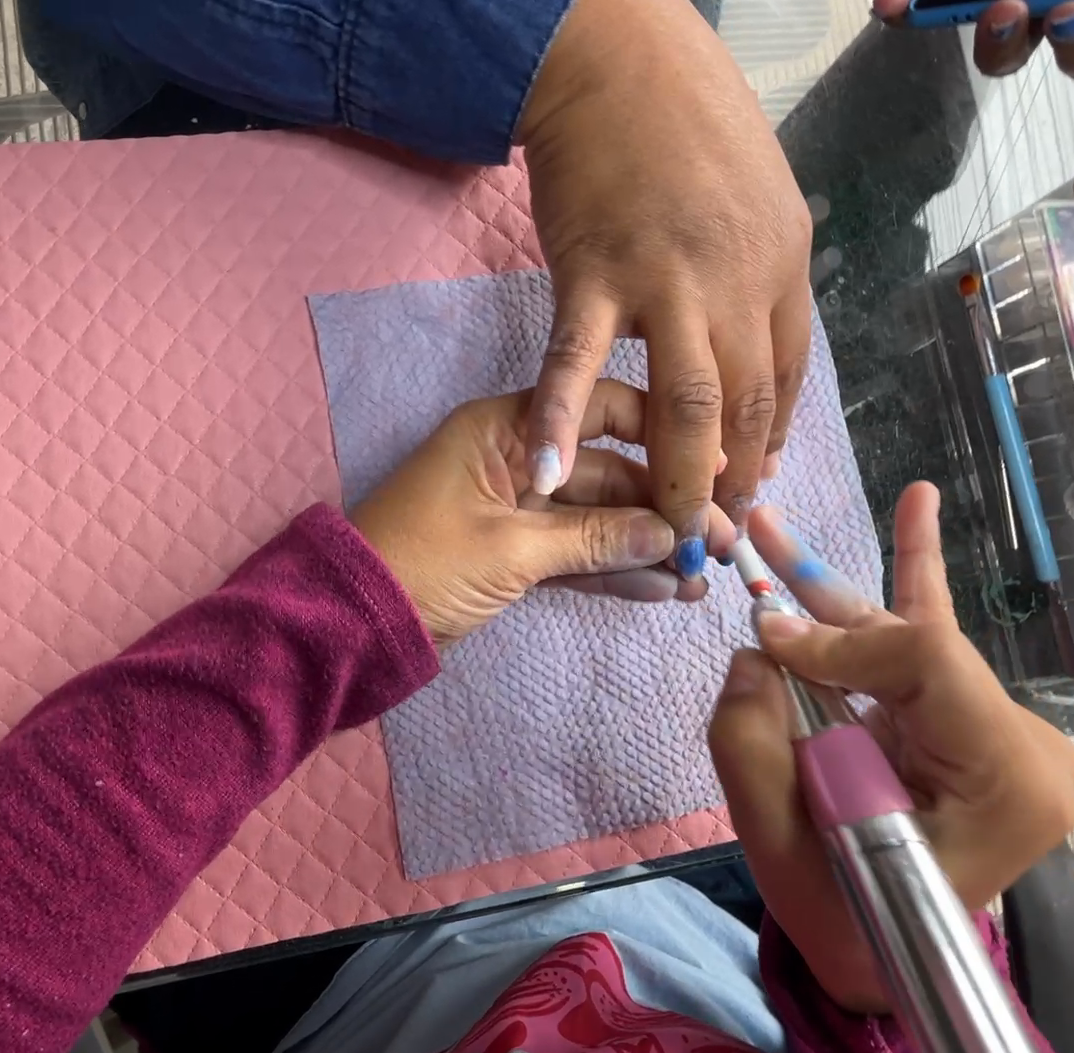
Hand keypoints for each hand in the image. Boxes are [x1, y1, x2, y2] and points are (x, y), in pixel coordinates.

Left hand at [352, 381, 733, 645]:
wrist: (352, 621)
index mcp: (505, 430)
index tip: (710, 469)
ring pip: (595, 520)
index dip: (659, 436)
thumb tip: (670, 535)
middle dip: (662, 509)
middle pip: (607, 473)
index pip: (598, 411)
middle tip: (720, 544)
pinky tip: (659, 590)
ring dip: (643, 546)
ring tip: (700, 577)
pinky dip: (609, 571)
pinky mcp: (513, 553)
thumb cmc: (424, 564)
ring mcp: (517, 509)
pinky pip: (572, 554)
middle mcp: (517, 459)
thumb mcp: (510, 548)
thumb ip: (594, 538)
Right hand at [517, 0, 812, 579]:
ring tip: (664, 529)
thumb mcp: (758, 200)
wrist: (618, 64)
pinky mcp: (594, 276)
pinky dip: (560, 419)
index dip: (769, 442)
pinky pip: (577, 361)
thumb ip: (759, 280)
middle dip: (732, 479)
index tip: (751, 484)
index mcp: (781, 262)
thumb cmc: (688, 131)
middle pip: (743, 406)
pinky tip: (547, 474)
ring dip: (675, 476)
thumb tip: (746, 354)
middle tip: (712, 530)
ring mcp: (665, 280)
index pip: (786, 377)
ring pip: (682, 402)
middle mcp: (737, 280)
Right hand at [707, 482, 1073, 1011]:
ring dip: (832, 595)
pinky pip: (926, 639)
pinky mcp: (959, 720)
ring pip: (904, 635)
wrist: (882, 951)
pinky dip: (909, 574)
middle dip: (825, 597)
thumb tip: (757, 652)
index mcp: (1003, 779)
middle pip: (914, 639)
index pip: (926, 661)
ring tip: (775, 533)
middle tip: (761, 529)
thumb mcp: (775, 838)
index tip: (765, 635)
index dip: (838, 637)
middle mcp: (1016, 742)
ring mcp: (993, 728)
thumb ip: (750, 741)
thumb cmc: (837, 909)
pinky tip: (916, 505)